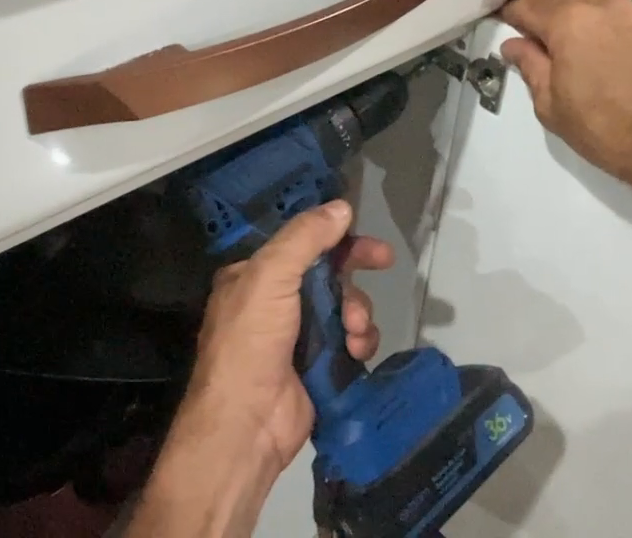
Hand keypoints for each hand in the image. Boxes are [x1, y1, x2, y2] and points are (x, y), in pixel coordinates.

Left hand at [130, 201, 393, 537]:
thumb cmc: (250, 341)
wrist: (246, 425)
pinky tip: (357, 351)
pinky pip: (350, 342)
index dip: (335, 236)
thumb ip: (305, 238)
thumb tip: (341, 207)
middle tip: (385, 260)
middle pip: (328, 274)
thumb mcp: (270, 276)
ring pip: (344, 307)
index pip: (300, 245)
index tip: (364, 232)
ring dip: (357, 311)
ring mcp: (298, 337)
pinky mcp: (318, 368)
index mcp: (254, 276)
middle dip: (354, 271)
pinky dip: (359, 342)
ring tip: (354, 329)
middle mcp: (274, 303)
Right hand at [500, 0, 631, 203]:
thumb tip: (514, 45)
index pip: (527, 6)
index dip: (513, 18)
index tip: (509, 30)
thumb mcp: (553, 106)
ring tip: (584, 49)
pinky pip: (628, 15)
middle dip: (549, 13)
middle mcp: (603, 5)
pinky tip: (617, 56)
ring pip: (598, 1)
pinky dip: (614, 26)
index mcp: (568, 22)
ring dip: (583, 16)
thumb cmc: (608, 130)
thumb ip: (530, 67)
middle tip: (546, 44)